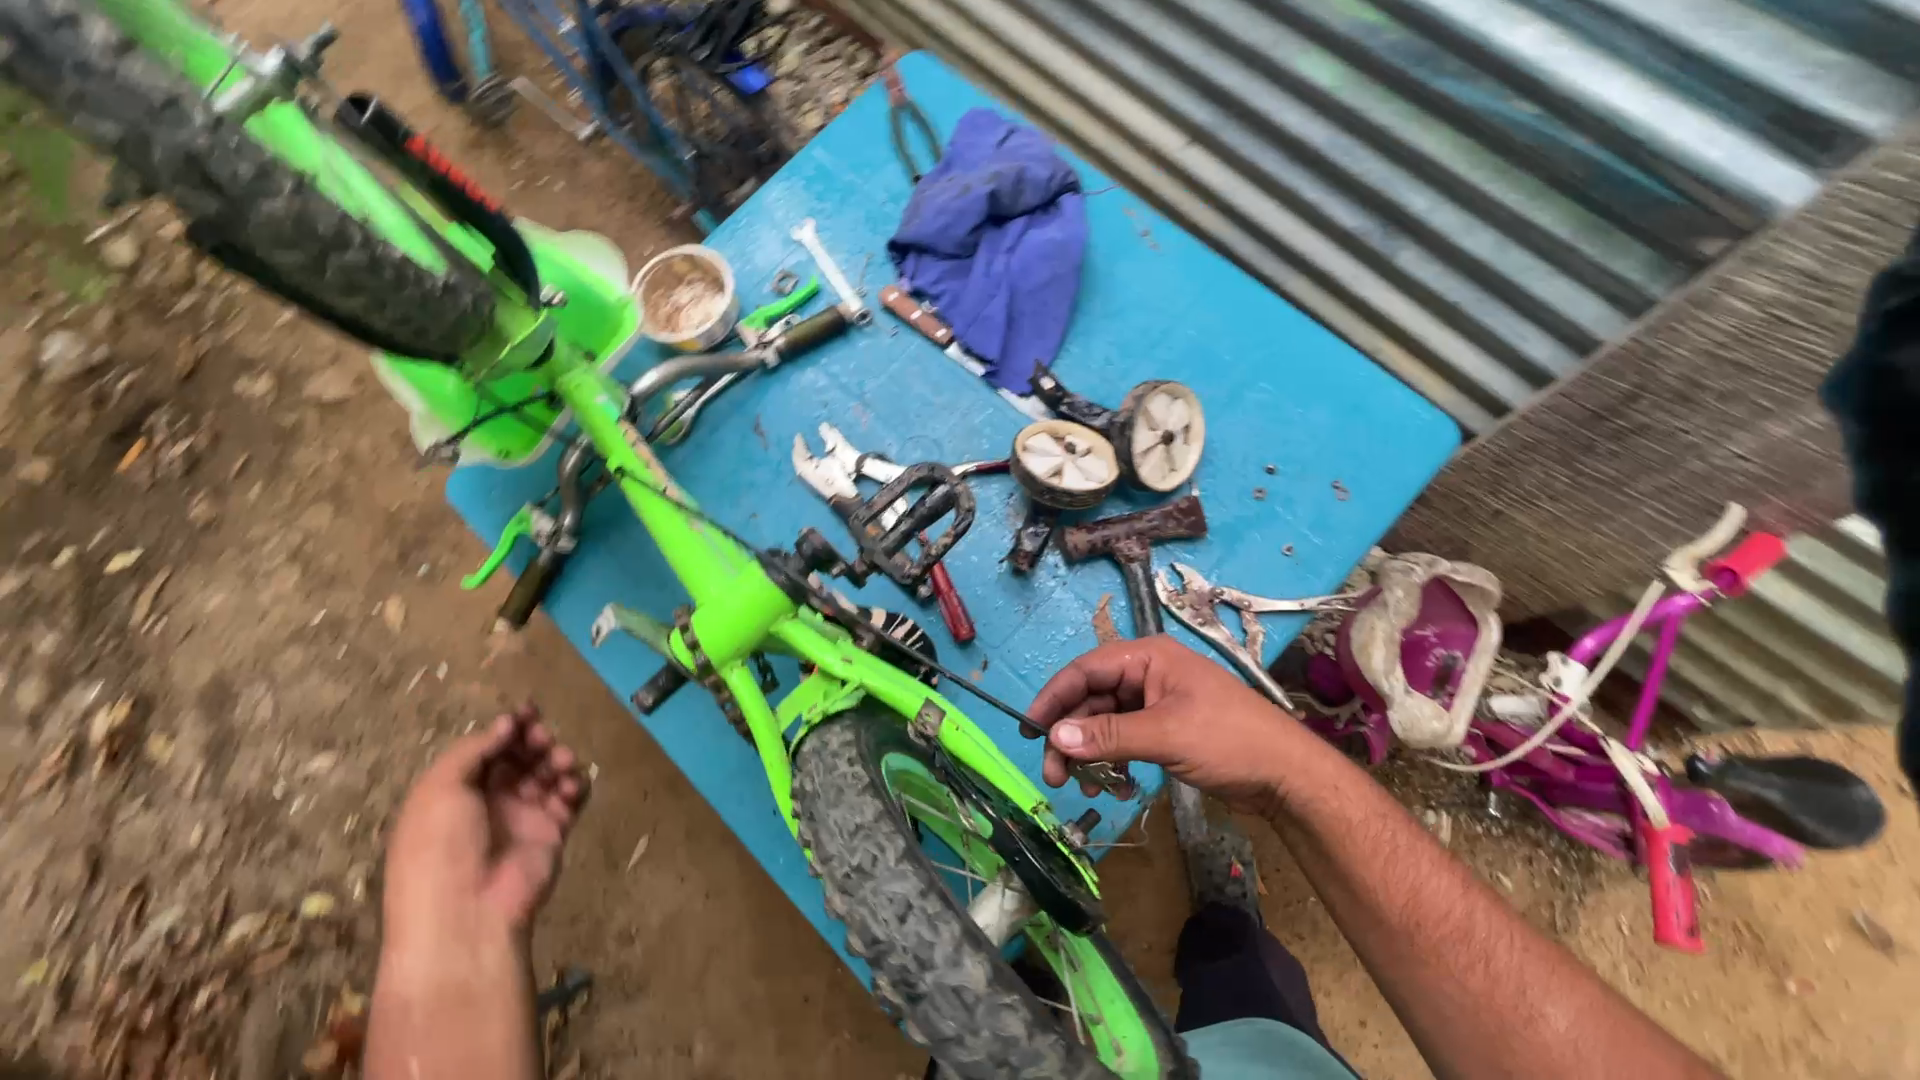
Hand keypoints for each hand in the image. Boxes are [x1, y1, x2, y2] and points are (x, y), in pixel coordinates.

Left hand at [382, 705, 588, 946]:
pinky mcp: (552, 832)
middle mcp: (489, 801)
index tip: (527, 711)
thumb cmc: (440, 847)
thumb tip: (507, 724)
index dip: (507, 728)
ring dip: (556, 759)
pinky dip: (575, 786)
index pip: (487, 749)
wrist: (466, 913)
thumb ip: (473, 749)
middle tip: (541, 737)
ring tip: (560, 761)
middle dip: (533, 740)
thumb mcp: (439, 789)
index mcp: (454, 791)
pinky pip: (570, 800)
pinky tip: (569, 785)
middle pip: (520, 757)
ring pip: (547, 774)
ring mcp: (522, 817)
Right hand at [1026, 636, 1317, 812]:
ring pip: (1104, 724)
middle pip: (1090, 700)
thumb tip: (1055, 737)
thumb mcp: (1165, 735)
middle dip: (1070, 736)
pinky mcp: (1164, 730)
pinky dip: (1113, 763)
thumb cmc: (1229, 740)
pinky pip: (1123, 741)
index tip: (1029, 730)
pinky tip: (1116, 789)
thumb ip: (1108, 736)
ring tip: (1086, 789)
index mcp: (1147, 658)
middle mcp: (1147, 674)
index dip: (1053, 698)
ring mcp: (1156, 703)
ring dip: (1090, 754)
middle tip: (1055, 776)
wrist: (1286, 775)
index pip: (1085, 670)